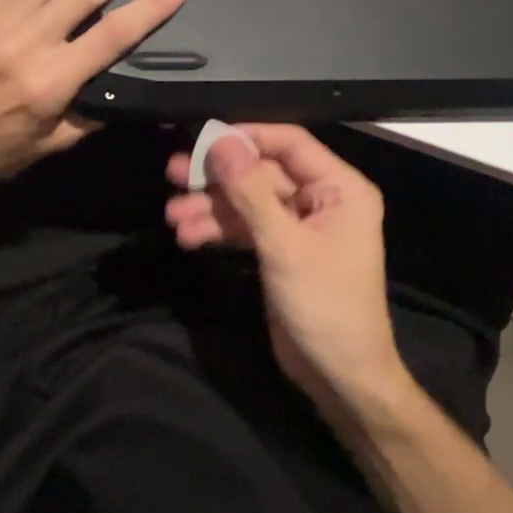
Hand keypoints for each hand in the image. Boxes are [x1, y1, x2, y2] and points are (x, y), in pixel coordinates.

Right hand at [166, 126, 408, 424]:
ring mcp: (299, 227)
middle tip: (172, 174)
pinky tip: (188, 237)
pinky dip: (218, 231)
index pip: (289, 143)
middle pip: (261, 173)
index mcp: (340, 189)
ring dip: (210, 208)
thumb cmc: (324, 305)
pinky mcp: (280, 251)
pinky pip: (246, 228)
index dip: (245, 137)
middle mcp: (321, 200)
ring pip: (247, 202)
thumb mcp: (284, 246)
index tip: (202, 138)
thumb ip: (250, 192)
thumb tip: (221, 142)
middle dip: (217, 178)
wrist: (341, 375)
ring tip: (172, 217)